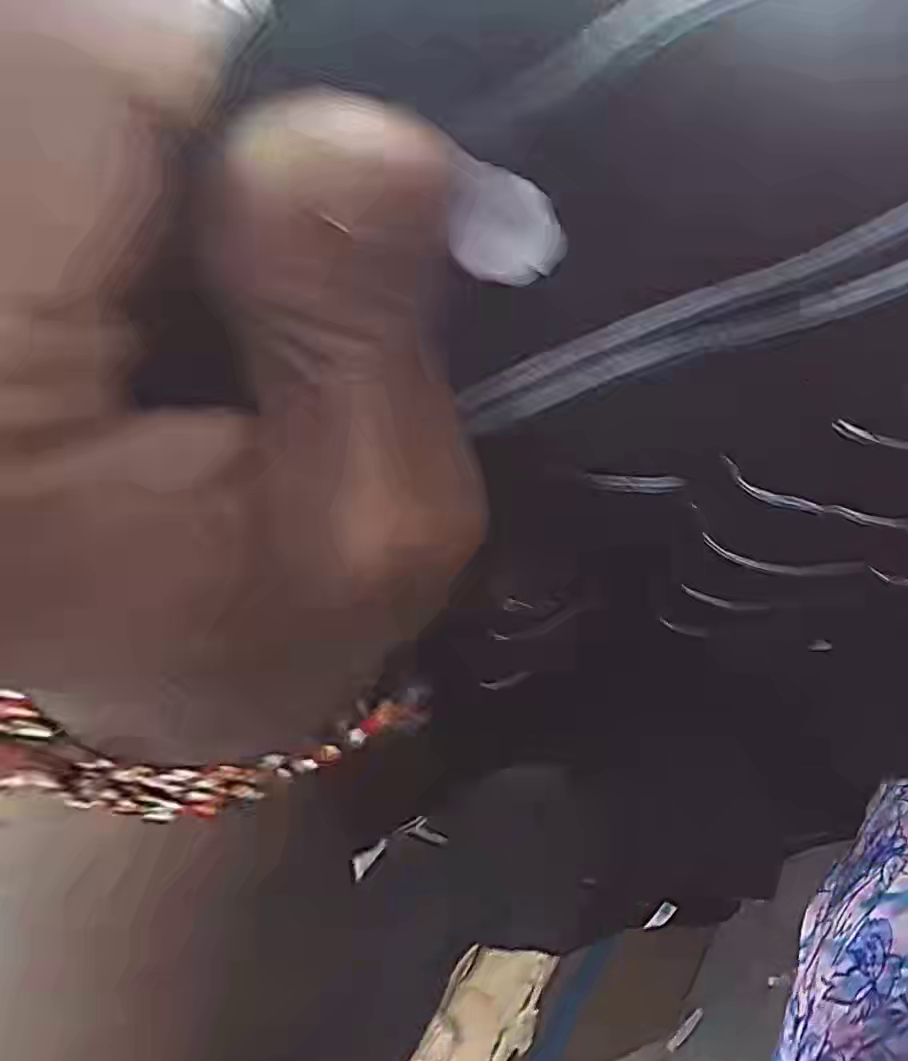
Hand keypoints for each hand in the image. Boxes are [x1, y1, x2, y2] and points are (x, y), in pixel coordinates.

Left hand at [0, 0, 482, 761]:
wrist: (163, 676)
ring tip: (279, 225)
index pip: (48, 88)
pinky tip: (206, 222)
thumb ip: (363, 331)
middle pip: (14, 53)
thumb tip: (395, 134)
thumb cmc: (295, 617)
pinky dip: (114, 140)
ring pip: (19, 75)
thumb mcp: (385, 503)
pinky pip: (30, 123)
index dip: (234, 64)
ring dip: (158, 117)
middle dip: (195, 85)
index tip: (391, 137)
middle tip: (347, 180)